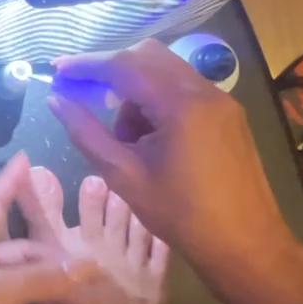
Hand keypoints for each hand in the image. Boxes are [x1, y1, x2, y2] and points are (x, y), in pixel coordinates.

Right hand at [45, 38, 296, 273]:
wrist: (246, 246)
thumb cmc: (181, 214)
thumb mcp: (122, 174)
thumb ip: (86, 132)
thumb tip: (56, 101)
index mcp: (180, 104)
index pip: (123, 65)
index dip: (85, 65)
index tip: (56, 70)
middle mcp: (204, 91)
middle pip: (147, 57)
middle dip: (111, 71)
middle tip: (84, 95)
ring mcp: (221, 101)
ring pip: (165, 71)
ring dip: (134, 89)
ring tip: (124, 137)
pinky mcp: (228, 115)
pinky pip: (183, 89)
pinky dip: (157, 100)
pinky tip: (149, 139)